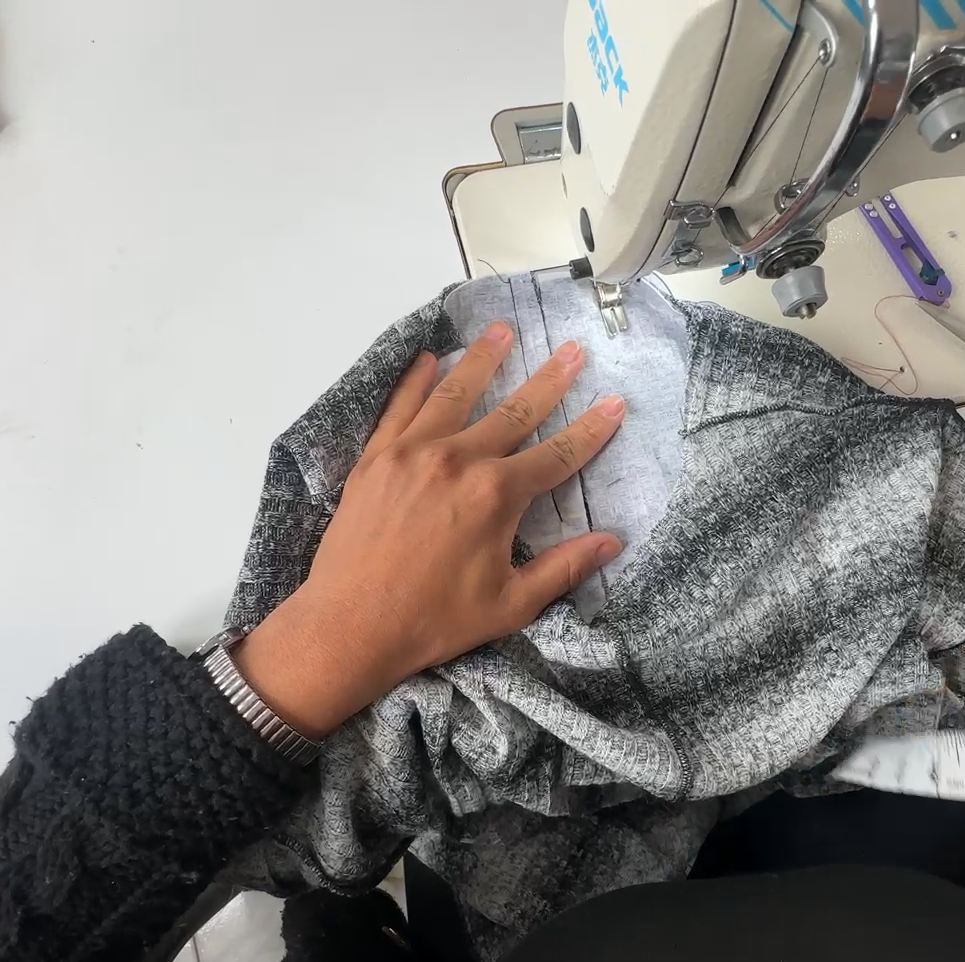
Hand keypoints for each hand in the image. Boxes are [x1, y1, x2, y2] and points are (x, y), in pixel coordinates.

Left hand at [232, 322, 625, 738]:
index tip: (615, 404)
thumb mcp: (512, 604)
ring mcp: (412, 452)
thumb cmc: (436, 620)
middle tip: (573, 350)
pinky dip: (416, 380)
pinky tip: (430, 358)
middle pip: (515, 412)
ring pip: (456, 394)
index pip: (557, 455)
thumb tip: (613, 542)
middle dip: (550, 380)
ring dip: (484, 360)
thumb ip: (564, 568)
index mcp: (496, 496)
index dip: (591, 431)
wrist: (350, 627)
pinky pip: (400, 407)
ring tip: (504, 330)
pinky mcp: (376, 458)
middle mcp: (458, 460)